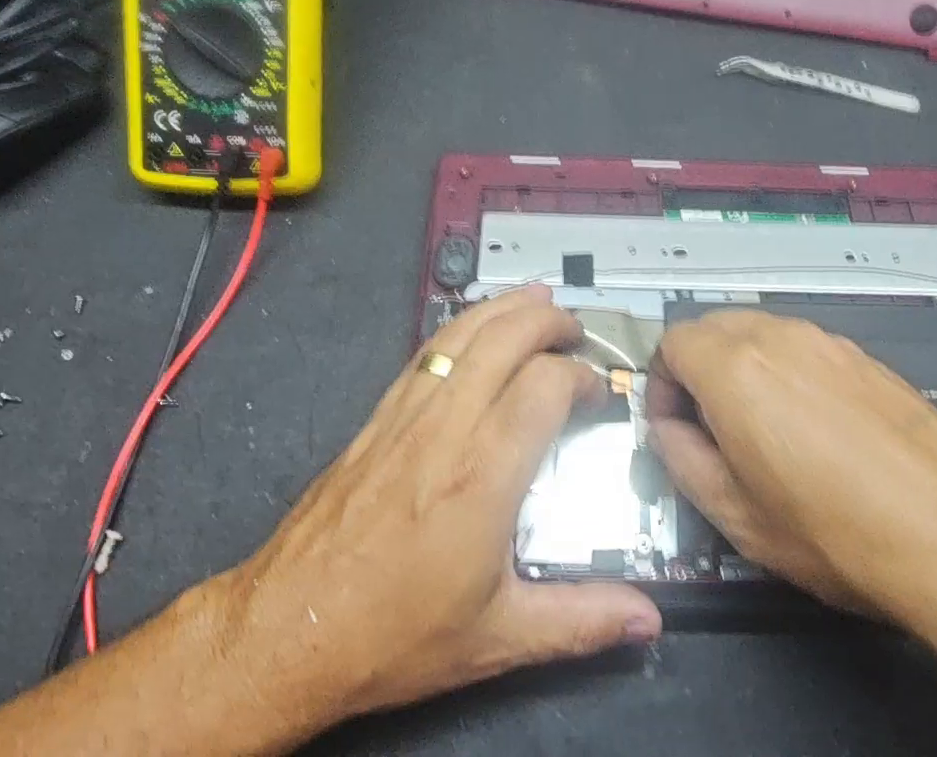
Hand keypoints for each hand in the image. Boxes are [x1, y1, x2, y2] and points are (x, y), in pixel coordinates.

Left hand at [213, 285, 661, 740]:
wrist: (286, 632)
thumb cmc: (394, 637)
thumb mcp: (499, 640)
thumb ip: (582, 622)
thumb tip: (650, 621)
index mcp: (483, 476)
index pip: (544, 387)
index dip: (582, 377)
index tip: (597, 396)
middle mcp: (444, 431)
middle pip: (502, 340)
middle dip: (547, 321)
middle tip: (576, 330)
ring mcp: (402, 419)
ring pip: (458, 337)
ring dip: (502, 309)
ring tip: (535, 297)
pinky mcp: (373, 422)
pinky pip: (424, 357)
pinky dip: (458, 329)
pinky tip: (471, 330)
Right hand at [646, 310, 936, 627]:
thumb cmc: (831, 532)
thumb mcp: (732, 514)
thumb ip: (680, 458)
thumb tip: (670, 431)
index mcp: (735, 369)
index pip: (672, 343)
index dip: (660, 386)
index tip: (672, 429)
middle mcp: (780, 339)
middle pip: (714, 327)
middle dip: (696, 369)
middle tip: (707, 427)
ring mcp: (829, 344)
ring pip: (761, 333)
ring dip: (742, 367)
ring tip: (761, 429)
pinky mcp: (867, 359)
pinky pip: (805, 350)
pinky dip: (787, 372)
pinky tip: (813, 429)